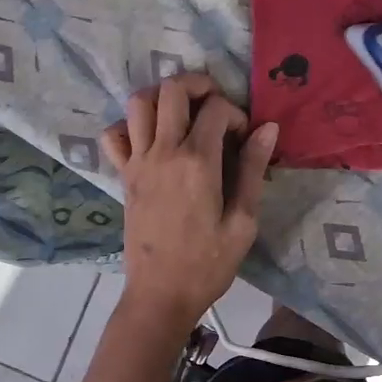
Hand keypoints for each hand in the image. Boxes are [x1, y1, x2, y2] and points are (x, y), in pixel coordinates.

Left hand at [99, 73, 277, 323]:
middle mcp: (163, 152)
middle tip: (214, 106)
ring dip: (162, 97)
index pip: (215, 108)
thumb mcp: (244, 221)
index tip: (243, 137)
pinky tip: (150, 138)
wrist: (160, 296)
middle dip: (198, 85)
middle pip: (171, 89)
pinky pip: (114, 135)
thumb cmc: (208, 264)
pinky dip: (128, 126)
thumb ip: (253, 169)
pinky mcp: (123, 175)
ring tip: (183, 113)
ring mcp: (138, 161)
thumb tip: (268, 127)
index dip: (235, 113)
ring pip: (139, 102)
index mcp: (198, 162)